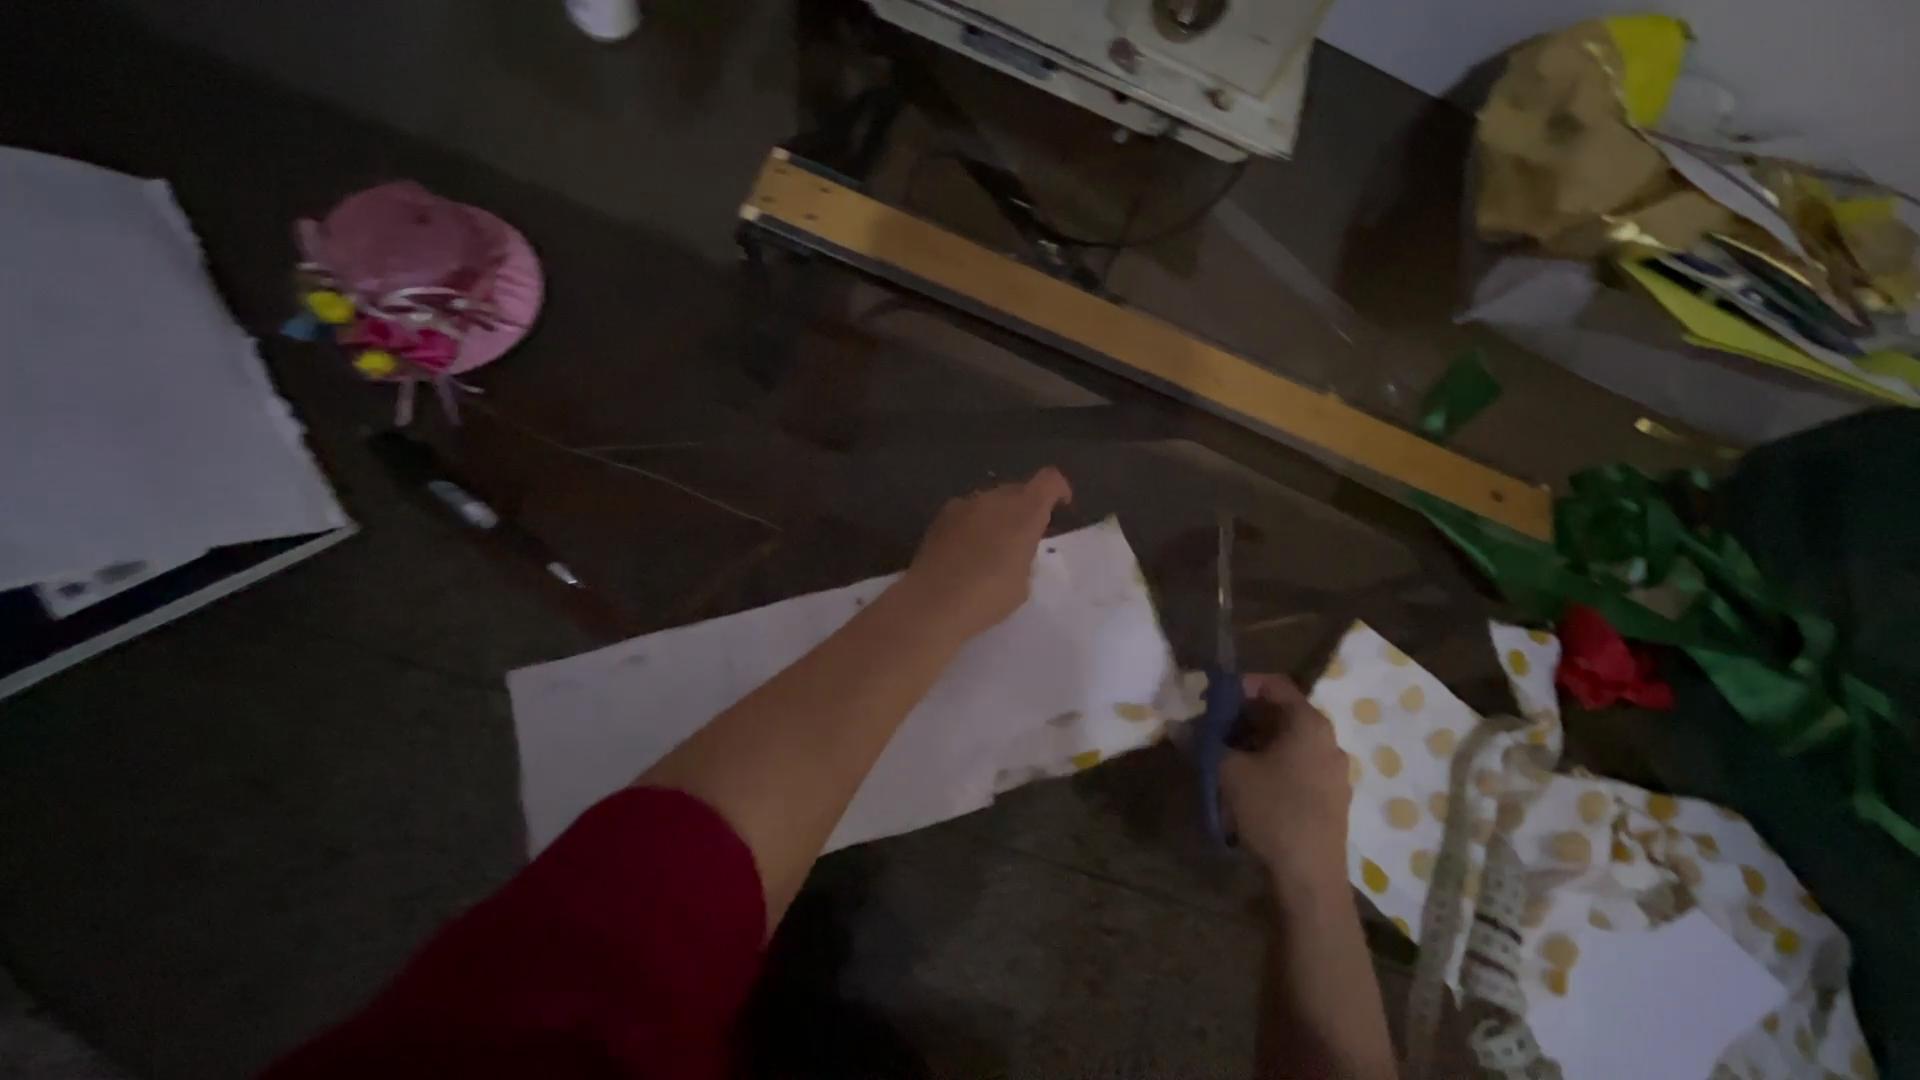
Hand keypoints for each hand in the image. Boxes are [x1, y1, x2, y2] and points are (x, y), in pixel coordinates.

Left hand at [894, 468, 1071, 642]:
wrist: (931, 603)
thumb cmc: (987, 597)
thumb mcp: (1022, 583)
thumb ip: (1025, 556)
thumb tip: (1015, 549)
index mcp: (1024, 511)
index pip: (1048, 481)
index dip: (1058, 489)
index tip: (1061, 504)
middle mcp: (994, 499)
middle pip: (1017, 490)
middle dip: (1025, 507)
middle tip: (1025, 537)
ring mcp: (963, 505)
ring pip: (989, 502)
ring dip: (997, 517)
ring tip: (993, 548)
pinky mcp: (939, 518)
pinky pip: (966, 514)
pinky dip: (973, 526)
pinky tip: (967, 553)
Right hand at [1220, 675, 1351, 892]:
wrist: (1309, 878)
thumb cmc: (1272, 811)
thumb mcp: (1227, 771)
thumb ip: (1205, 742)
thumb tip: (1183, 727)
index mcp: (1309, 723)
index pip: (1274, 684)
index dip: (1239, 685)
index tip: (1210, 699)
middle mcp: (1328, 741)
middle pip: (1282, 712)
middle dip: (1243, 717)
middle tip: (1210, 729)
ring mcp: (1333, 771)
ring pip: (1288, 741)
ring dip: (1254, 742)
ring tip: (1224, 758)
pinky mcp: (1330, 798)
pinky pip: (1297, 766)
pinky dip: (1270, 764)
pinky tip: (1247, 784)